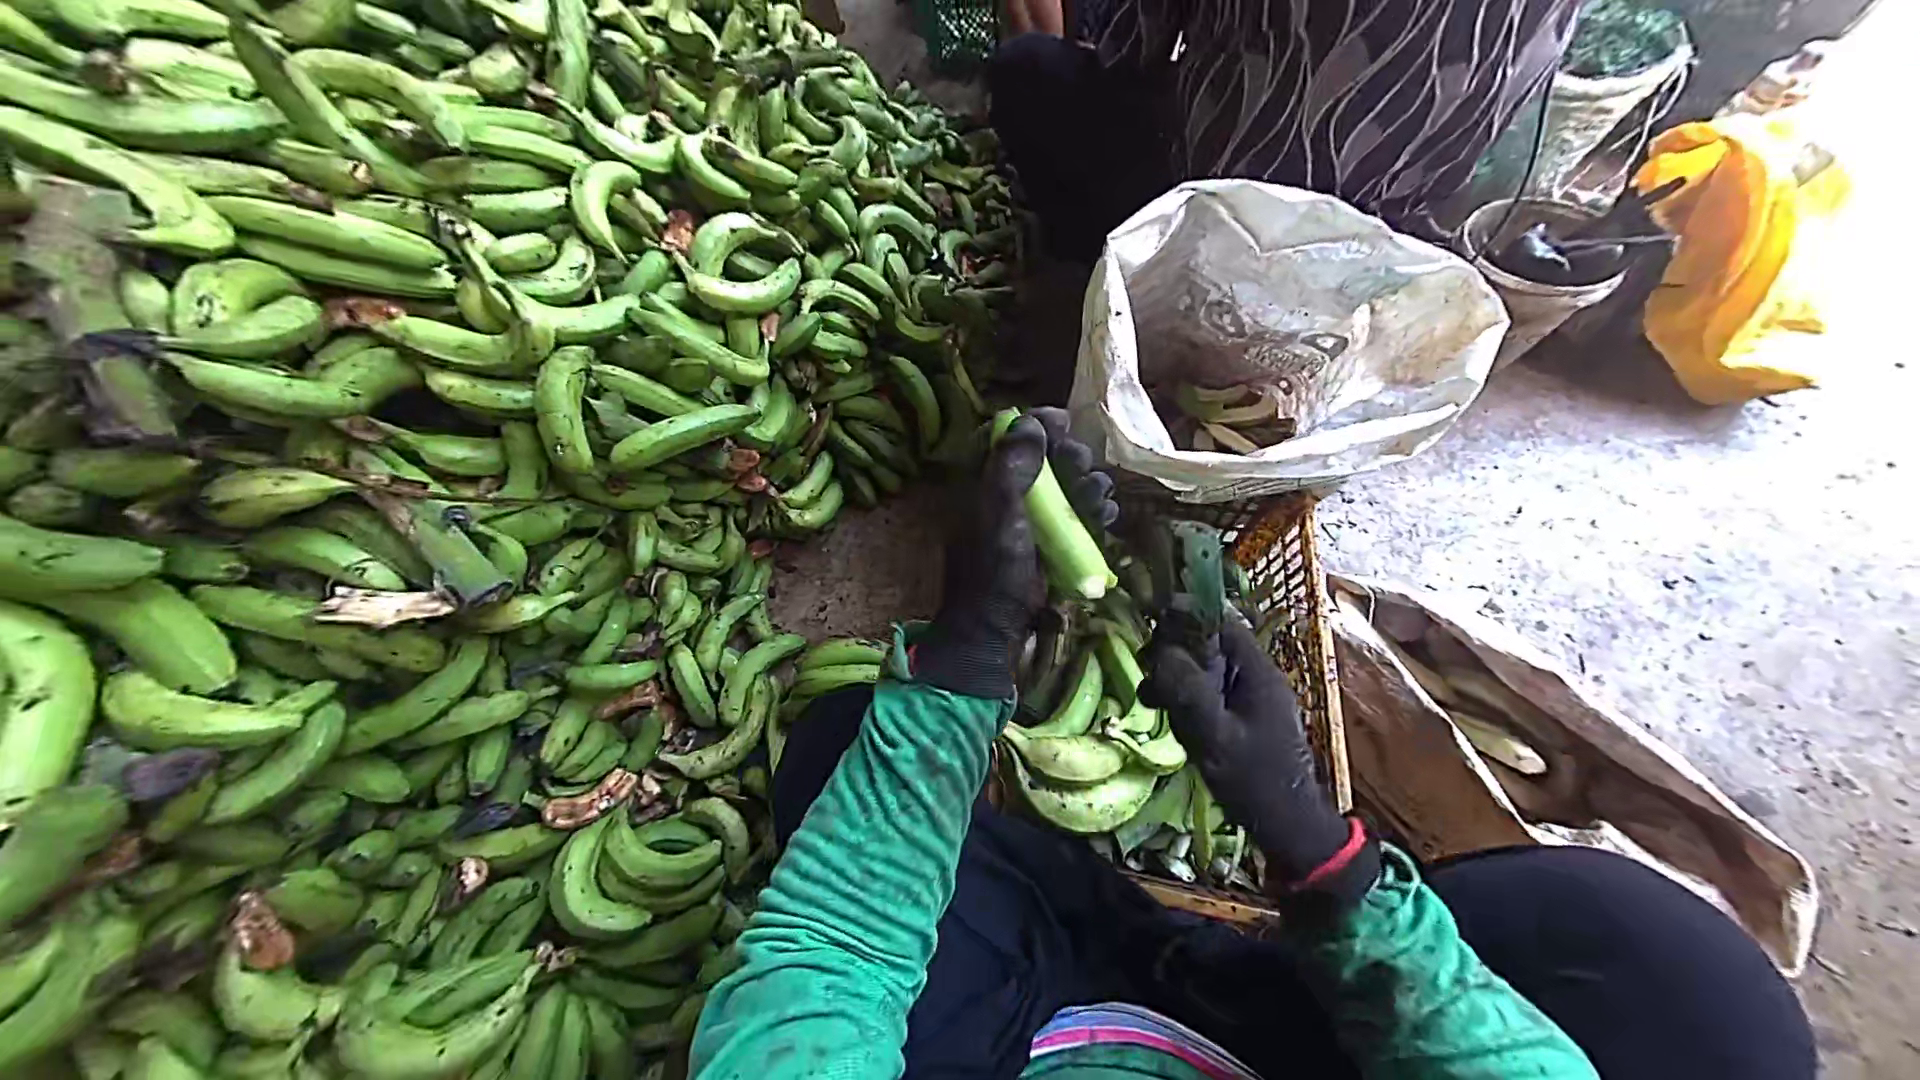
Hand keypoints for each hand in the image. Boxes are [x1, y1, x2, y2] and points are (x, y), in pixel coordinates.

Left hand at [916, 408, 1115, 698]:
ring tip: (1094, 500)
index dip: (1038, 423)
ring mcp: (1036, 514)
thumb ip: (1012, 466)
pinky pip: (1082, 512)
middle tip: (1080, 468)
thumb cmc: (991, 565)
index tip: (1063, 422)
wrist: (997, 621)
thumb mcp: (998, 511)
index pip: (1012, 434)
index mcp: (986, 478)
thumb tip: (1031, 422)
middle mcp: (1011, 489)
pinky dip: (1096, 510)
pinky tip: (1104, 517)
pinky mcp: (1055, 536)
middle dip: (1072, 456)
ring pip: (1071, 483)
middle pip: (1050, 455)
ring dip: (1090, 484)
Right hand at [1139, 600, 1377, 903]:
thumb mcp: (1215, 734)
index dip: (1188, 615)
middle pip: (1209, 643)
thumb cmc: (1254, 780)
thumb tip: (1161, 651)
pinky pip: (1206, 691)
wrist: (1288, 827)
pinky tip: (1163, 711)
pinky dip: (1182, 695)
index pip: (1222, 623)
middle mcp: (1254, 677)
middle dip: (1175, 650)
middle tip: (1147, 669)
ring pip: (1204, 667)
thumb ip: (1188, 690)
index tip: (1153, 619)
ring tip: (1150, 696)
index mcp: (1256, 673)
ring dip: (1174, 675)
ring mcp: (1248, 697)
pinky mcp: (1239, 716)